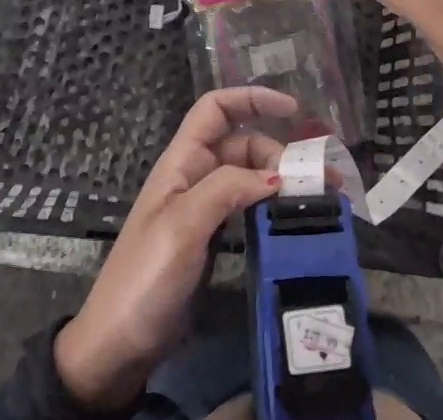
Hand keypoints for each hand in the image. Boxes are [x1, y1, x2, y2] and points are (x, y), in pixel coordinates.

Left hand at [54, 87, 296, 409]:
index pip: (215, 110)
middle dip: (281, 151)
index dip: (251, 99)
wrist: (120, 343)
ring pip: (250, 177)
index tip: (294, 110)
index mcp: (180, 163)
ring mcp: (204, 210)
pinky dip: (274, 208)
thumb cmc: (144, 277)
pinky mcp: (214, 240)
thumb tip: (276, 175)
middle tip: (321, 180)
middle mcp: (194, 178)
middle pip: (243, 144)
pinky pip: (250, 210)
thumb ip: (226, 190)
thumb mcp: (182, 226)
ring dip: (284, 181)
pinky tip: (297, 220)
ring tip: (323, 197)